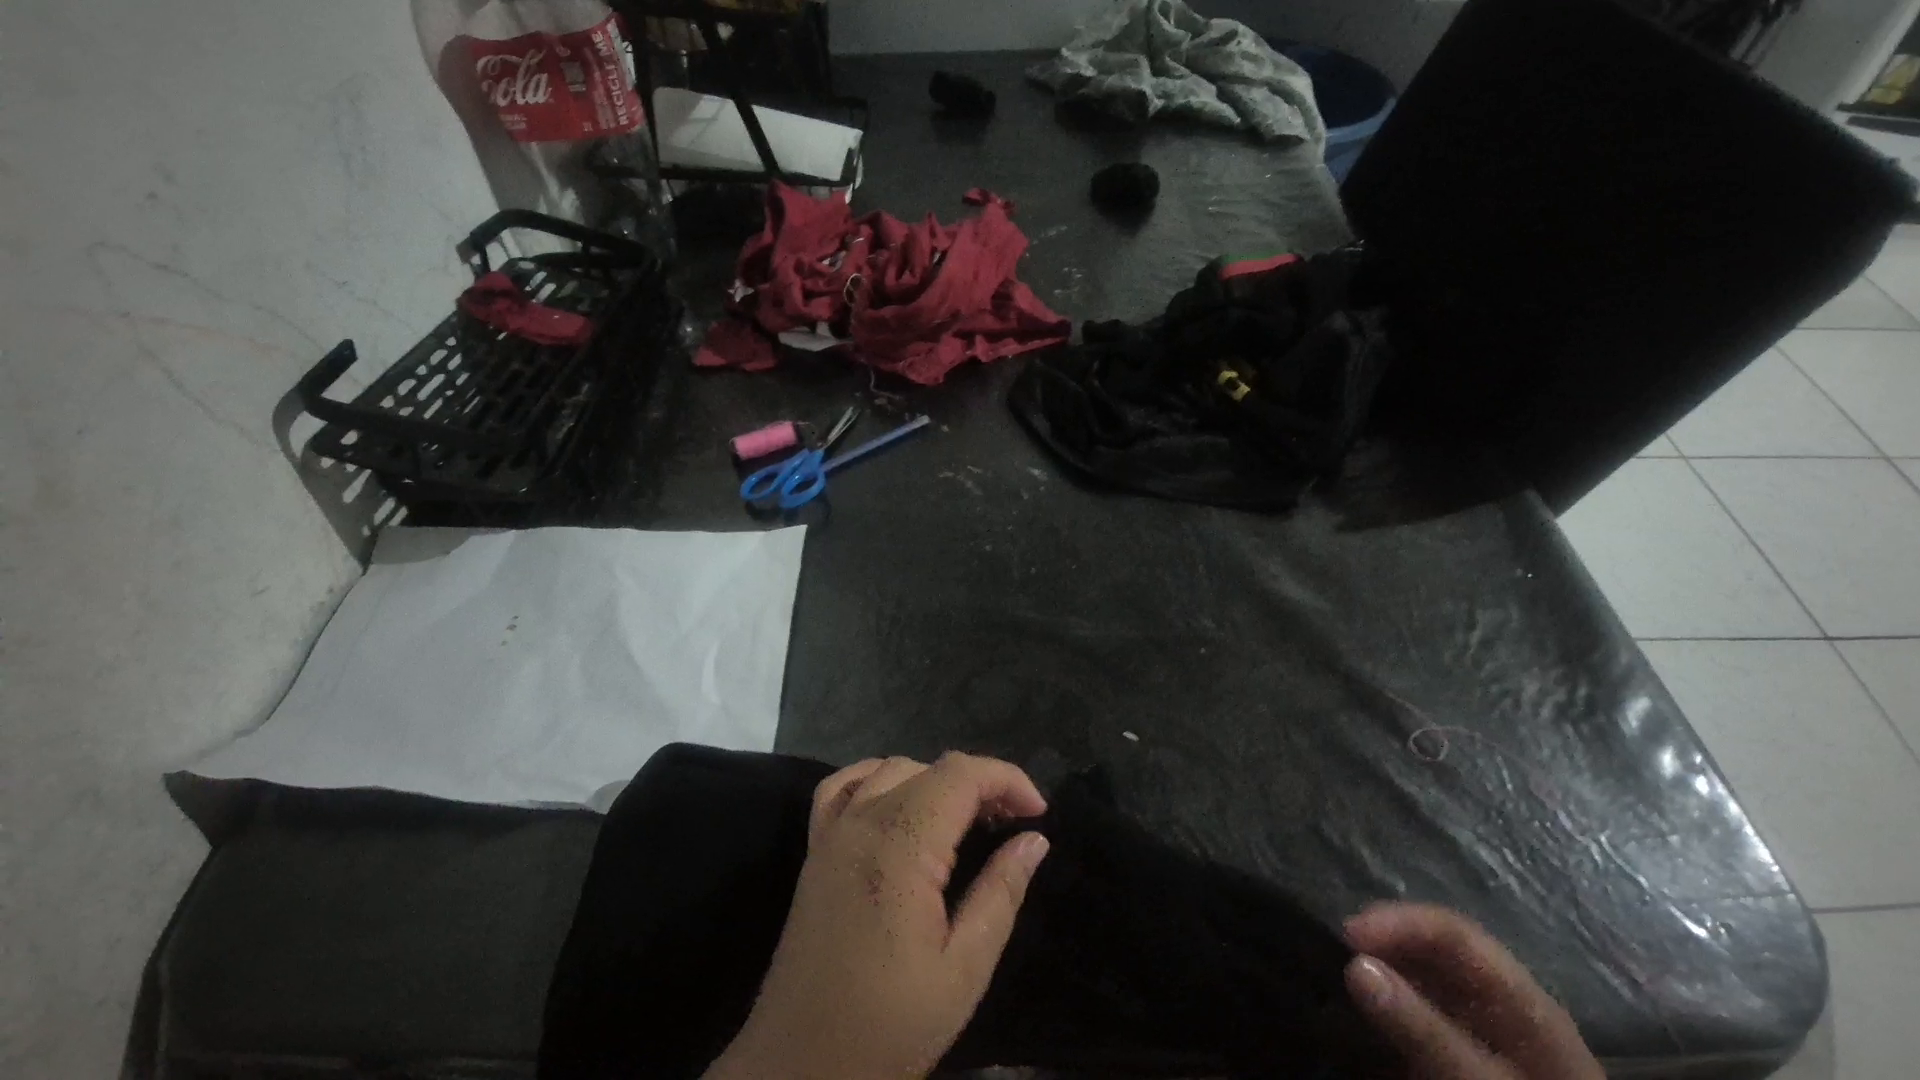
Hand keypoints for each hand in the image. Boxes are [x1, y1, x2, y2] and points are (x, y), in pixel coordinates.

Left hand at [705, 753, 1051, 1079]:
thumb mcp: (964, 968)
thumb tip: (1034, 839)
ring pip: (890, 769)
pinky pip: (843, 787)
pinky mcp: (815, 852)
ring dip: (935, 780)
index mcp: (900, 847)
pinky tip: (901, 806)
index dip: (1007, 779)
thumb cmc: (890, 1024)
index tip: (1039, 814)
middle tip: (1013, 825)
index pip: (960, 775)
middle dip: (980, 783)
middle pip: (929, 767)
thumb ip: (1001, 893)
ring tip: (967, 819)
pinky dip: (879, 780)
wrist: (802, 1063)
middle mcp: (861, 824)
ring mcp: (831, 834)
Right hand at [1345, 903, 1604, 1079]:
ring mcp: (1485, 1034)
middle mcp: (1502, 1006)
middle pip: (1436, 952)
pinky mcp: (1466, 1060)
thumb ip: (1424, 1030)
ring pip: (1424, 981)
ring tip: (1337, 981)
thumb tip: (1355, 965)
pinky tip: (1359, 1023)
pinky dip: (1387, 1013)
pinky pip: (1422, 1018)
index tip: (1345, 934)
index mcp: (1521, 998)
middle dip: (1384, 946)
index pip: (1454, 933)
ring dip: (1382, 975)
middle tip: (1331, 955)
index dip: (1399, 922)